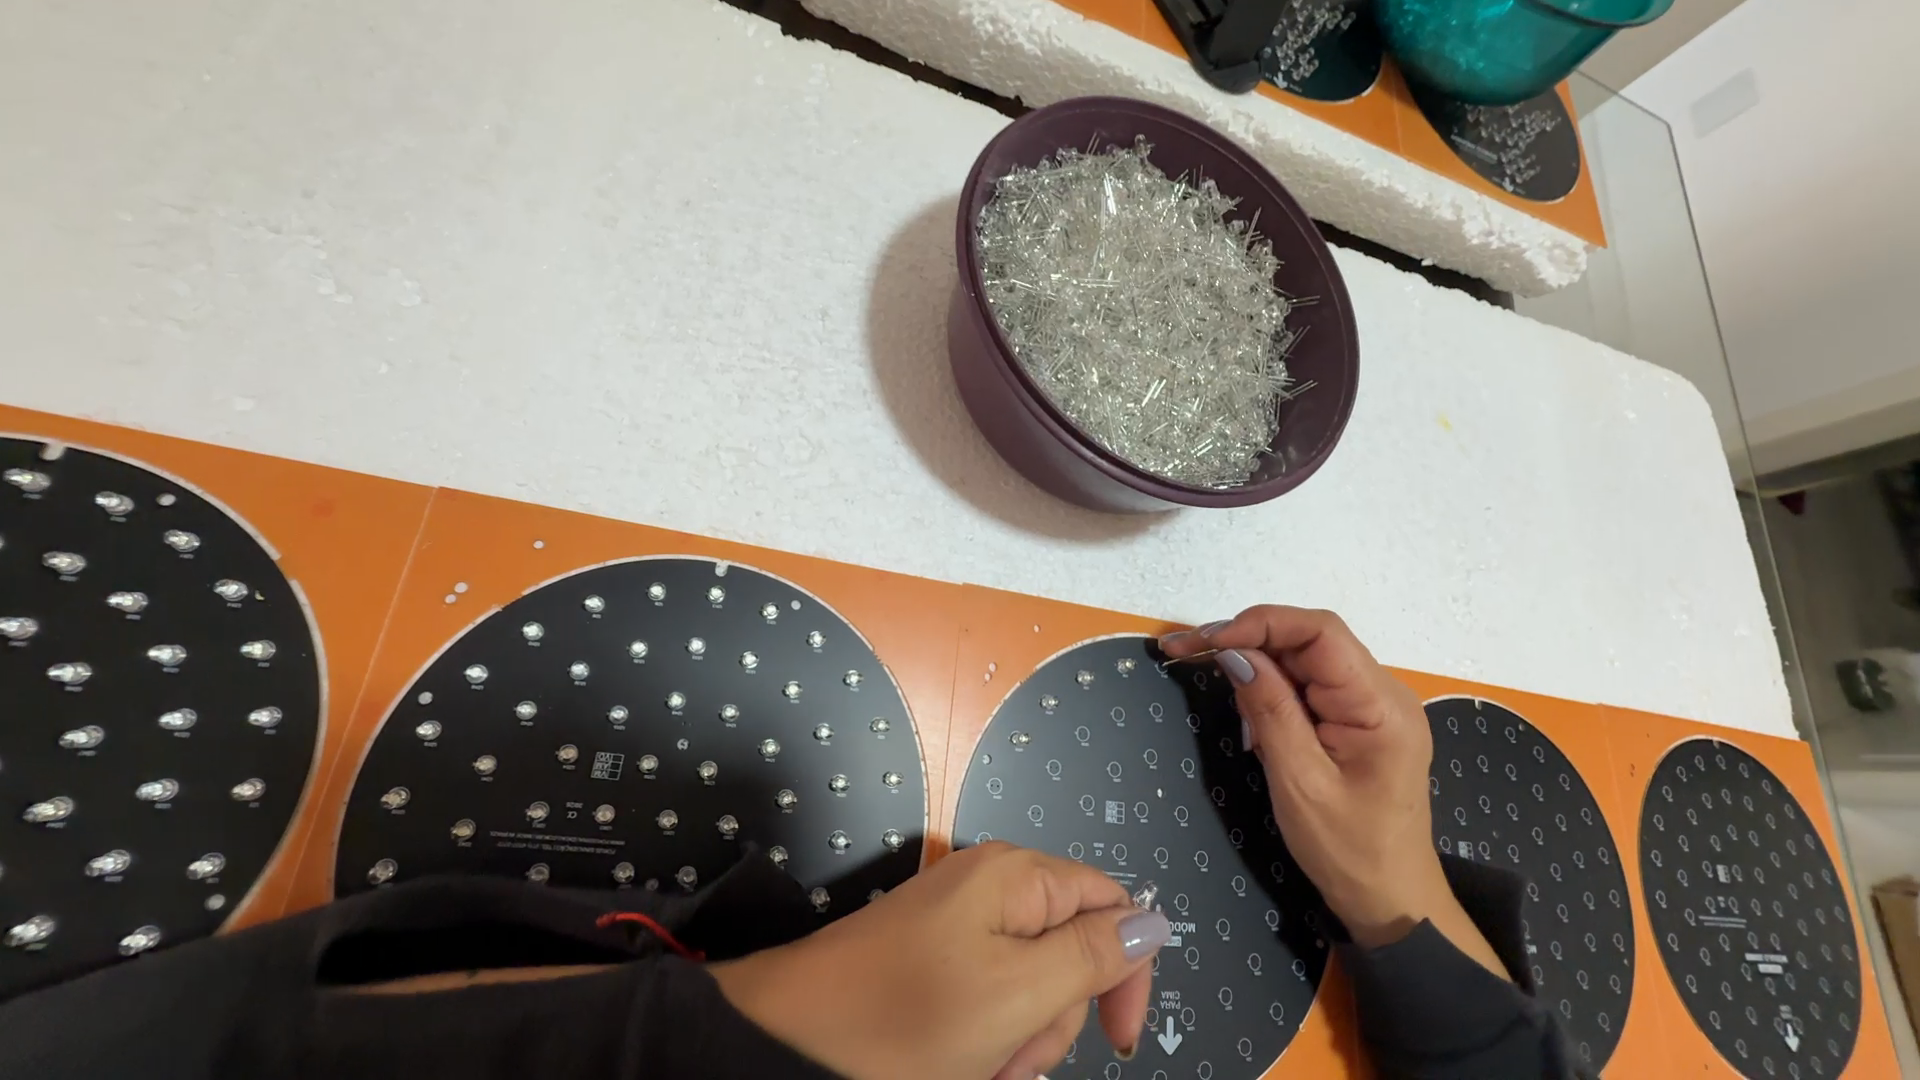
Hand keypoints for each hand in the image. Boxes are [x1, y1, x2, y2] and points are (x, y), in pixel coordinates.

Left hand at [710, 841, 1169, 1079]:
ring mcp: (961, 919)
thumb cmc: (909, 1018)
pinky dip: (986, 1035)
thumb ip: (1092, 954)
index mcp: (1017, 875)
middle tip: (1011, 1056)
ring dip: (1019, 1037)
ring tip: (978, 1067)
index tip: (1118, 1040)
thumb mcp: (1018, 993)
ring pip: (1031, 984)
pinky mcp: (937, 952)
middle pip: (1070, 949)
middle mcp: (993, 885)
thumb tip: (1154, 919)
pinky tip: (959, 1063)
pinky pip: (990, 993)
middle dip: (1053, 1016)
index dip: (1125, 969)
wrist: (791, 1038)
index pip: (1109, 903)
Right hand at [1159, 607, 1506, 976]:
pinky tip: (1247, 717)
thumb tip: (1232, 651)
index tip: (1208, 641)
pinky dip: (1267, 691)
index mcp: (1379, 705)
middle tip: (1184, 650)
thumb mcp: (1298, 780)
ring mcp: (1367, 705)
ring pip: (1300, 661)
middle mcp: (1380, 693)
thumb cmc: (1348, 848)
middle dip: (1245, 640)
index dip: (1260, 623)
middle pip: (1307, 640)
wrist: (1390, 901)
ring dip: (1252, 666)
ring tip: (1212, 687)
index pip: (1320, 632)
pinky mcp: (1353, 720)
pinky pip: (1304, 686)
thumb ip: (1268, 708)